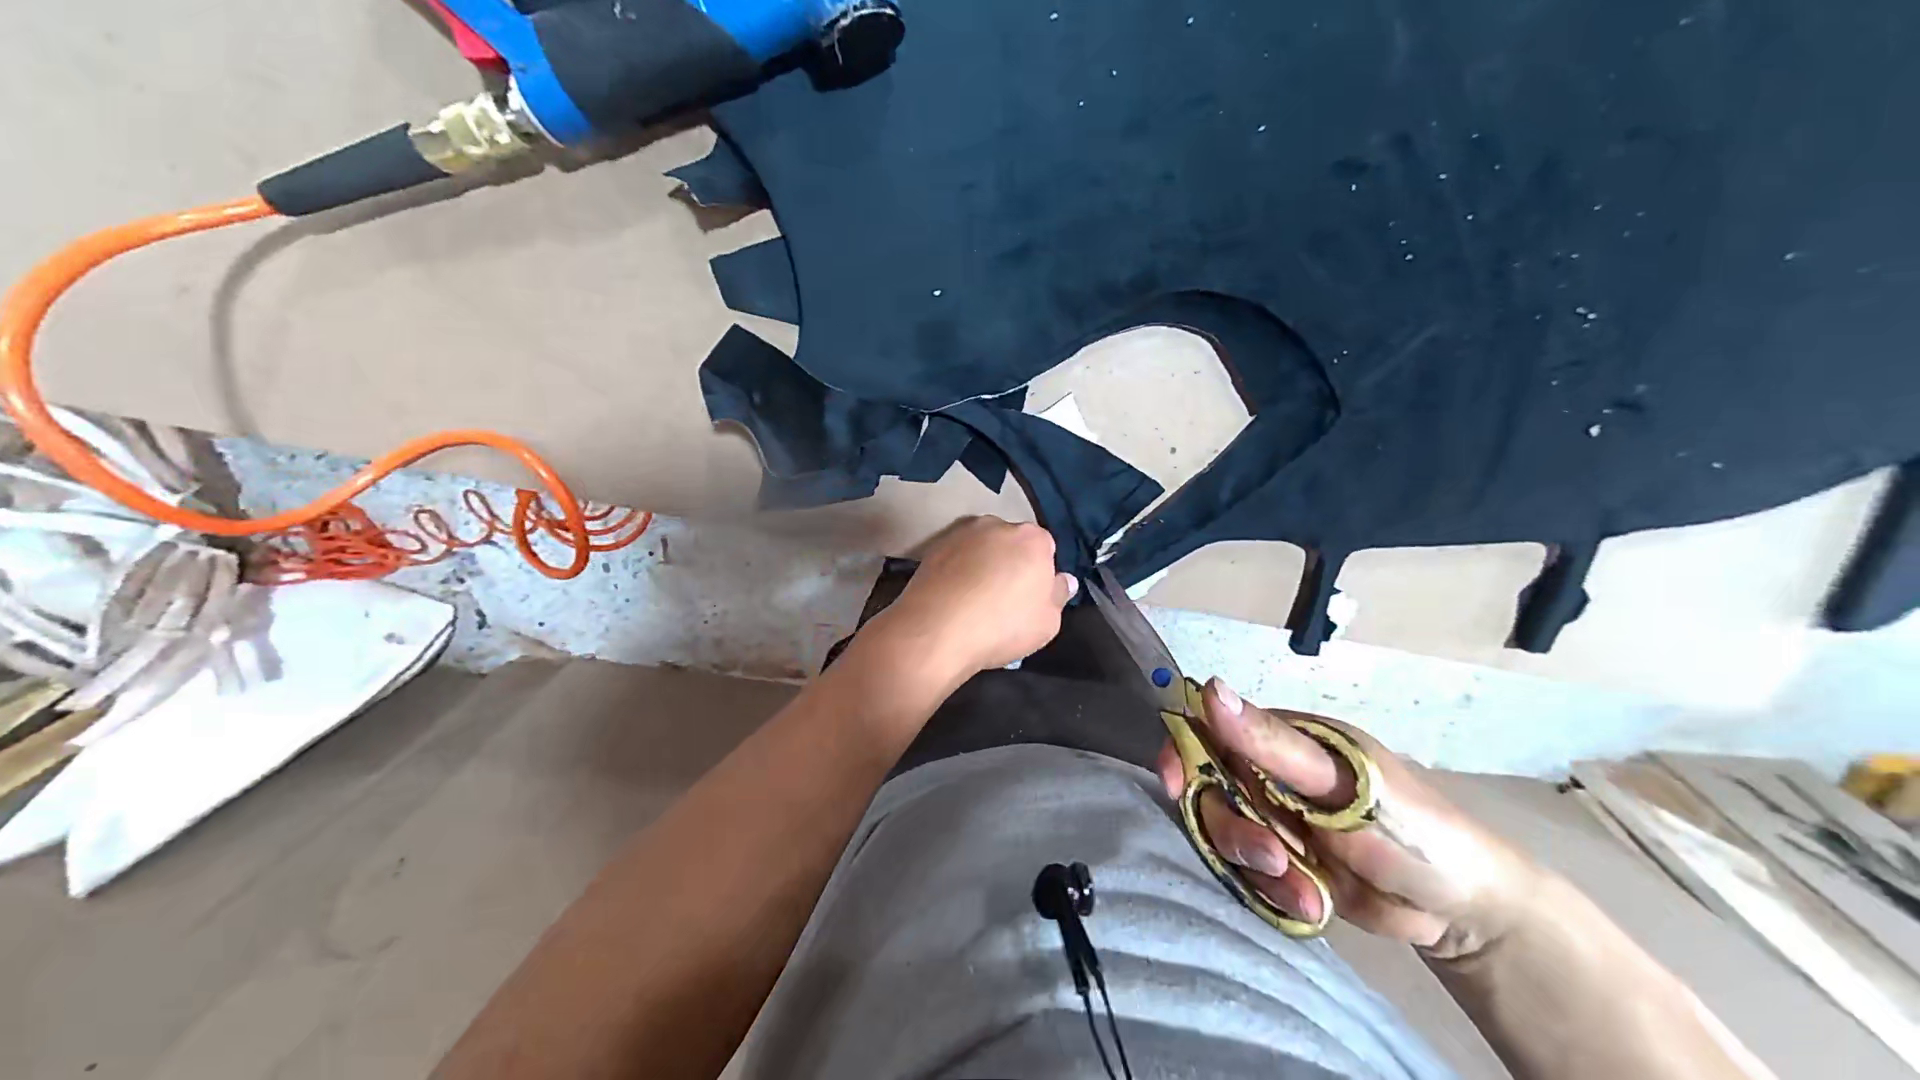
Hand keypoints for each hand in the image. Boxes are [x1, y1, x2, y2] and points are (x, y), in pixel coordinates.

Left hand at [869, 517, 1077, 683]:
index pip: (1045, 548)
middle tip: (1004, 597)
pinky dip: (957, 570)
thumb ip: (1058, 595)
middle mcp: (997, 525)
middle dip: (1011, 562)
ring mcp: (961, 533)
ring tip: (974, 599)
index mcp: (1032, 538)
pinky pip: (955, 557)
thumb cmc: (1002, 626)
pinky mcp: (933, 547)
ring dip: (982, 564)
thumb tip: (1063, 580)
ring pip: (981, 547)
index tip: (1031, 596)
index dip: (1040, 573)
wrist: (937, 630)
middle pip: (1011, 542)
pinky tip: (954, 596)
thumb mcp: (1048, 622)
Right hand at [1157, 679, 1544, 958]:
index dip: (1184, 754)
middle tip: (1273, 855)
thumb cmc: (1414, 827)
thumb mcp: (1342, 783)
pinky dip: (1274, 891)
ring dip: (1260, 867)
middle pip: (1210, 792)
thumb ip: (1271, 742)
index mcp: (1282, 738)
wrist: (1464, 909)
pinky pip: (1247, 872)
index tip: (1179, 787)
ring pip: (1226, 836)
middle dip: (1234, 829)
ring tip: (1309, 890)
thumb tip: (1209, 687)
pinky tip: (1313, 903)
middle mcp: (1267, 773)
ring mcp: (1272, 818)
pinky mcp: (1280, 861)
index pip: (1209, 730)